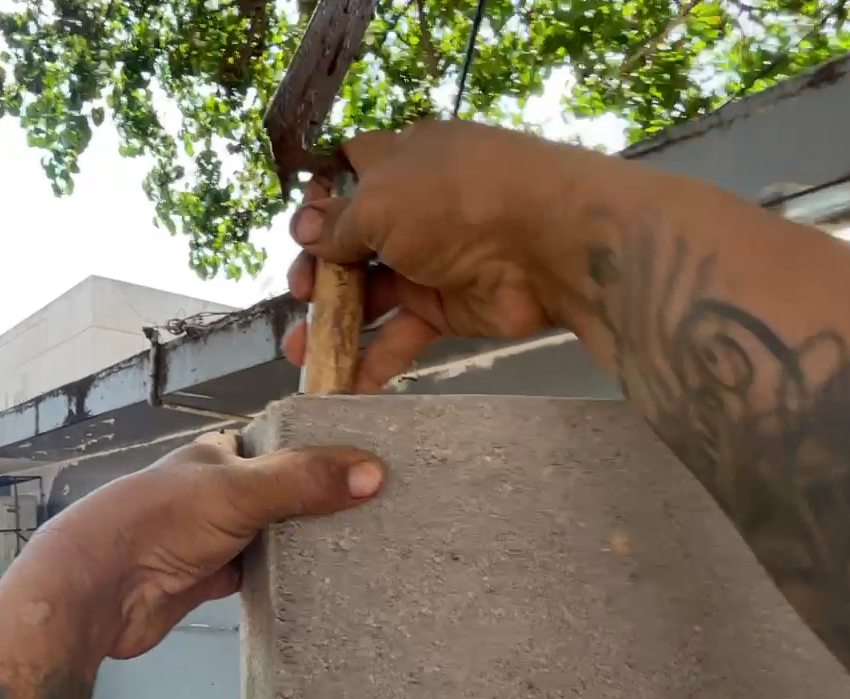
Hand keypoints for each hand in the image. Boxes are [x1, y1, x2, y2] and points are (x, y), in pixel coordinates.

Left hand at [27, 431, 382, 659]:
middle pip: (279, 493)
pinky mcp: (206, 579)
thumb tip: (375, 473)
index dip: (320, 451)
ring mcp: (210, 538)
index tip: (373, 465)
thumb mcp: (237, 491)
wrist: (97, 591)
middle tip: (380, 514)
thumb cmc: (160, 522)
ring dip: (302, 544)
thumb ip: (302, 481)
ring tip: (364, 548)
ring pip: (269, 536)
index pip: (279, 444)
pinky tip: (321, 584)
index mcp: (217, 455)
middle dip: (319, 503)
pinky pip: (254, 575)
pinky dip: (282, 579)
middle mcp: (214, 491)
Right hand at [283, 120, 588, 392]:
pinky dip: (375, 359)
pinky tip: (348, 384)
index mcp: (399, 164)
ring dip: (332, 327)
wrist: (548, 244)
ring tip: (301, 356)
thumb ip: (337, 224)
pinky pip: (400, 334)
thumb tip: (303, 229)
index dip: (320, 199)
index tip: (301, 230)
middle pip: (349, 245)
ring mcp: (427, 262)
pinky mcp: (443, 308)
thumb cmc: (456, 203)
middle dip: (316, 273)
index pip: (349, 171)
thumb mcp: (382, 203)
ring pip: (367, 296)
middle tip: (301, 296)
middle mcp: (410, 211)